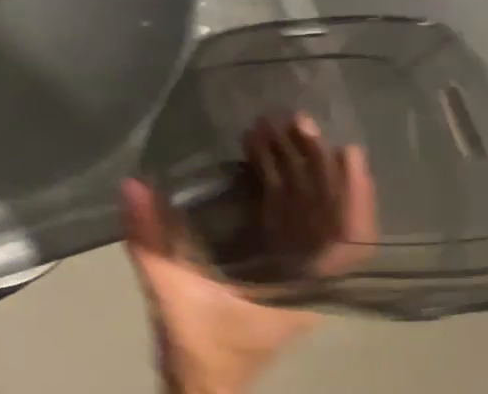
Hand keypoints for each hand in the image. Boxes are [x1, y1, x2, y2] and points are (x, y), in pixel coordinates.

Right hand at [122, 115, 375, 393]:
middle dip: (317, 164)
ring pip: (308, 208)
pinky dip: (275, 177)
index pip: (348, 244)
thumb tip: (132, 185)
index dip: (355, 198)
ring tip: (273, 123)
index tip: (347, 151)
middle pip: (328, 214)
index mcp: (301, 290)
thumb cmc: (200, 349)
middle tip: (295, 119)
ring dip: (296, 165)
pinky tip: (256, 146)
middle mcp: (305, 275)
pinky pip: (284, 211)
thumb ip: (151, 242)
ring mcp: (290, 266)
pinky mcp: (269, 259)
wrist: (199, 387)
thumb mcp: (174, 297)